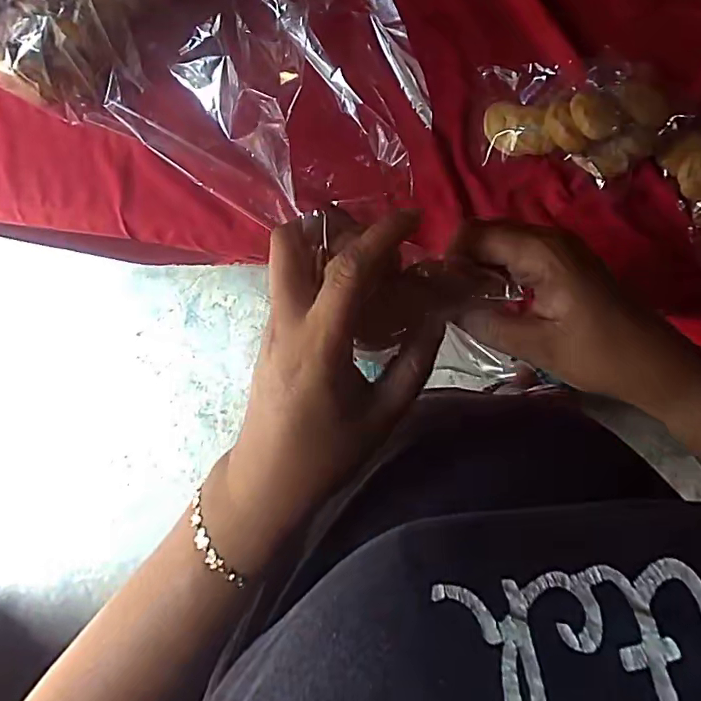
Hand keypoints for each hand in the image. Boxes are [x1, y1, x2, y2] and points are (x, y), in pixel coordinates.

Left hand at [216, 211, 441, 564]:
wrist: (264, 482)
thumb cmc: (326, 454)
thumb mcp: (384, 415)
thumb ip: (414, 361)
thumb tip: (436, 315)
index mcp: (318, 342)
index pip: (346, 269)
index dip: (381, 235)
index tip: (411, 218)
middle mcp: (286, 320)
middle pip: (287, 241)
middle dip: (330, 223)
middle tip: (373, 238)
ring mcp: (271, 322)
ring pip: (284, 257)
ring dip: (322, 242)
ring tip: (367, 263)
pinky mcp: (269, 329)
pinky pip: (290, 278)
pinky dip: (318, 266)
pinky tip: (352, 293)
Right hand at [452, 220, 700, 412]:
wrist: (658, 363)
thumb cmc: (601, 356)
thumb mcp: (539, 346)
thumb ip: (488, 323)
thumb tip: (447, 307)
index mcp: (542, 251)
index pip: (476, 233)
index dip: (451, 257)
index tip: (442, 291)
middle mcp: (549, 237)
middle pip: (487, 232)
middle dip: (463, 260)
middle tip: (451, 298)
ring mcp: (560, 245)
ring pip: (502, 241)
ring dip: (481, 265)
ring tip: (470, 301)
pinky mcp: (566, 259)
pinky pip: (520, 251)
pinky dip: (501, 268)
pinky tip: (498, 298)